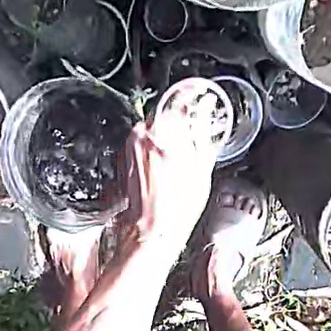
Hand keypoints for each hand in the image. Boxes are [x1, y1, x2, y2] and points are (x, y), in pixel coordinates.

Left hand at [118, 92, 218, 257]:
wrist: (151, 231)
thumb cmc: (177, 207)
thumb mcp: (201, 167)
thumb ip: (203, 131)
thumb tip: (207, 109)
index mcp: (163, 132)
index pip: (178, 101)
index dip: (192, 99)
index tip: (201, 99)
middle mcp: (141, 135)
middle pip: (164, 117)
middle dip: (179, 126)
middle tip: (192, 144)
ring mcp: (129, 147)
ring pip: (152, 132)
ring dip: (166, 141)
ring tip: (179, 165)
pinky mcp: (124, 160)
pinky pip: (143, 146)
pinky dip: (155, 153)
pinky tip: (166, 173)